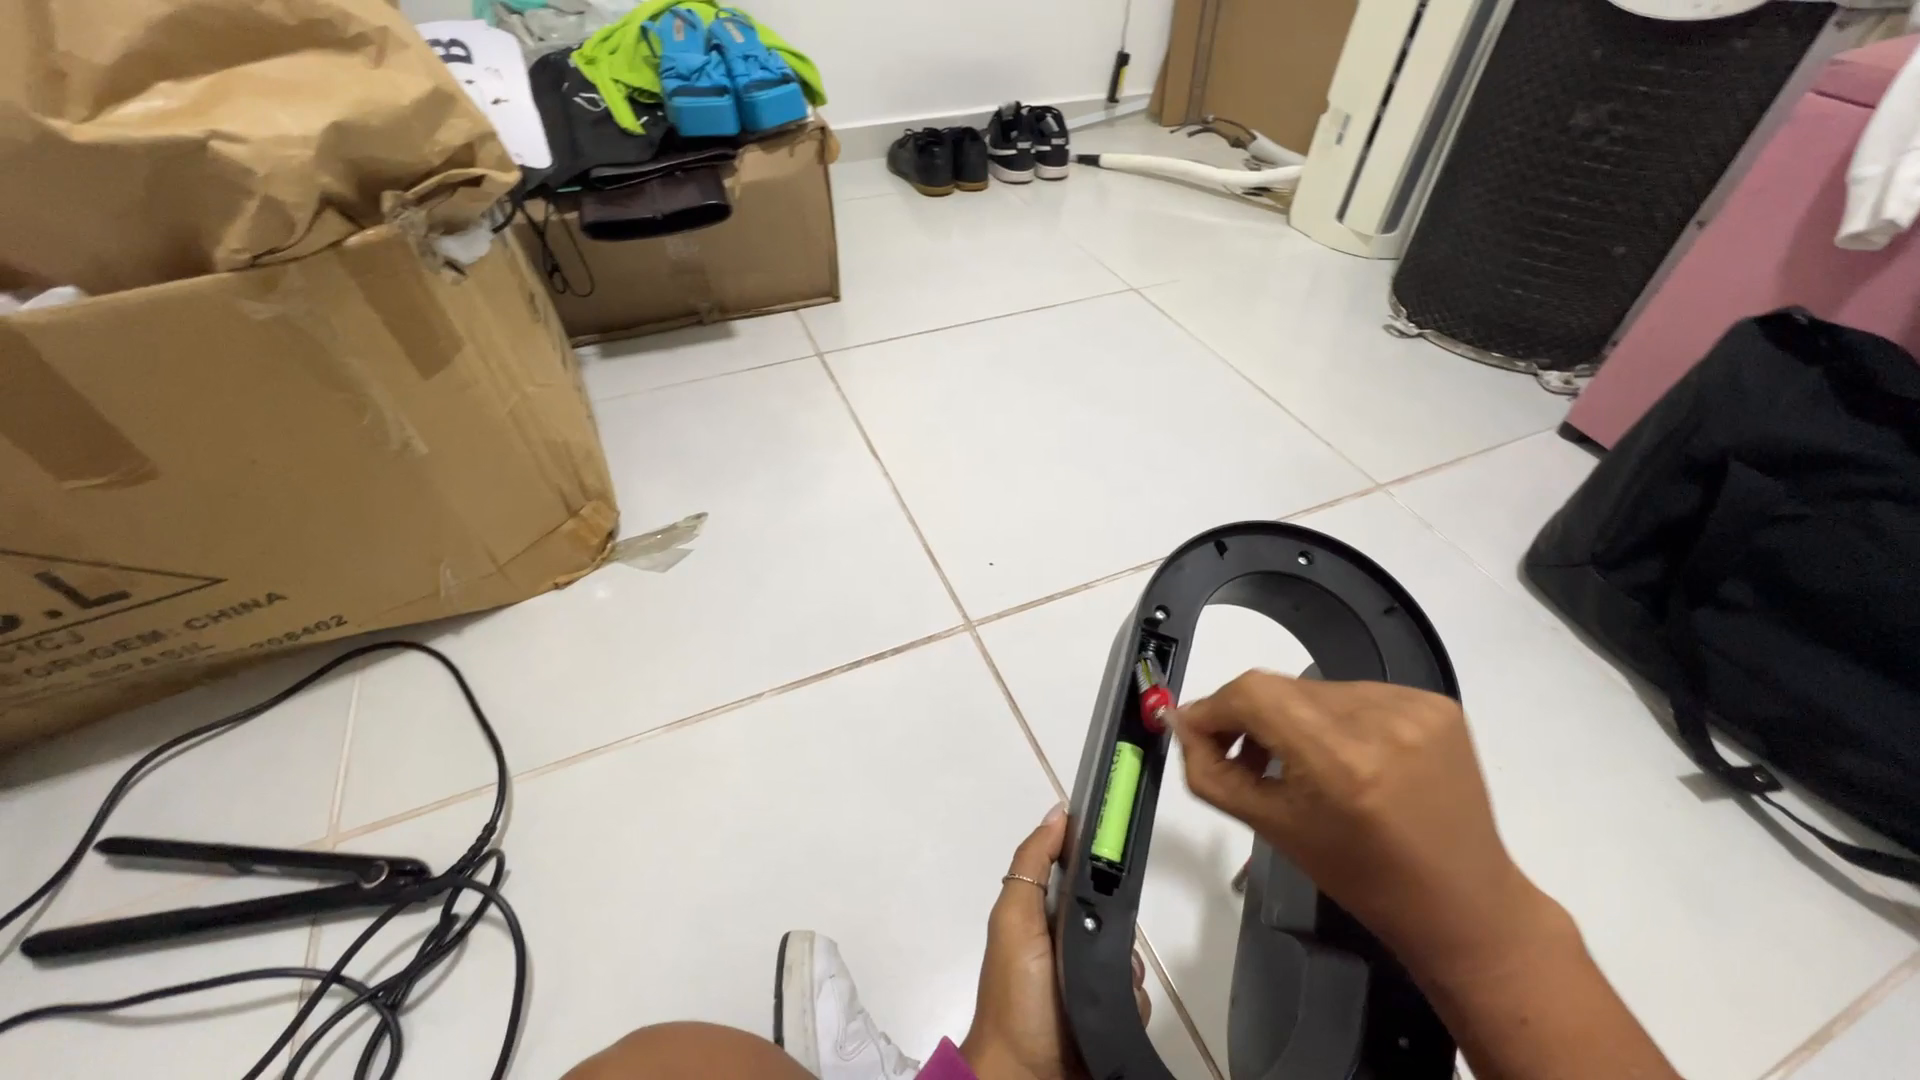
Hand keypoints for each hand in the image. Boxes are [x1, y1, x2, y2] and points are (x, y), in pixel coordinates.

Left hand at [962, 805, 1148, 1079]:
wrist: (1027, 1075)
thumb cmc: (1016, 993)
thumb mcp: (1014, 918)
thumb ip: (1032, 863)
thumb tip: (1058, 812)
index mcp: (1040, 913)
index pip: (1077, 872)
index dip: (1097, 859)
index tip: (1120, 844)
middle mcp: (1065, 942)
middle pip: (1112, 914)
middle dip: (1118, 923)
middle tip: (1104, 940)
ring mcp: (1088, 980)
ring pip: (1129, 955)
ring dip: (1125, 968)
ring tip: (1104, 985)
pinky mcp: (1109, 1013)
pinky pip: (1138, 995)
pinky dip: (1132, 1000)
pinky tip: (1116, 1009)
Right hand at [1173, 673, 1557, 971]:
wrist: (1460, 900)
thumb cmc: (1359, 875)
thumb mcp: (1270, 828)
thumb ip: (1212, 771)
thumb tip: (1181, 723)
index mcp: (1340, 760)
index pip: (1253, 693)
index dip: (1215, 707)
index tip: (1198, 732)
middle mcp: (1381, 721)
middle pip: (1282, 688)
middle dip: (1249, 716)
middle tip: (1241, 755)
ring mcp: (1415, 707)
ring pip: (1316, 690)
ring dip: (1292, 716)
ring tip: (1297, 761)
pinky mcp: (1436, 703)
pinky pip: (1355, 693)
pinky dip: (1333, 717)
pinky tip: (1343, 755)